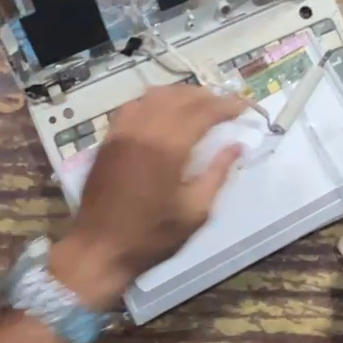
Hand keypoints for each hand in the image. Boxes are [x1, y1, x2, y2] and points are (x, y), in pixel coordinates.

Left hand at [50, 86, 249, 310]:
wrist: (99, 248)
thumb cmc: (151, 236)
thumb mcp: (195, 212)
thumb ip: (217, 175)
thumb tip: (236, 147)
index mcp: (168, 148)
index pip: (203, 112)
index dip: (226, 106)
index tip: (244, 107)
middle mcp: (144, 130)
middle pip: (180, 98)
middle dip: (207, 97)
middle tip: (227, 105)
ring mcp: (122, 132)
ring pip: (155, 96)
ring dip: (181, 94)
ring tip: (200, 103)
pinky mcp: (109, 139)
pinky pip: (133, 106)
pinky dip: (154, 100)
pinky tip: (164, 110)